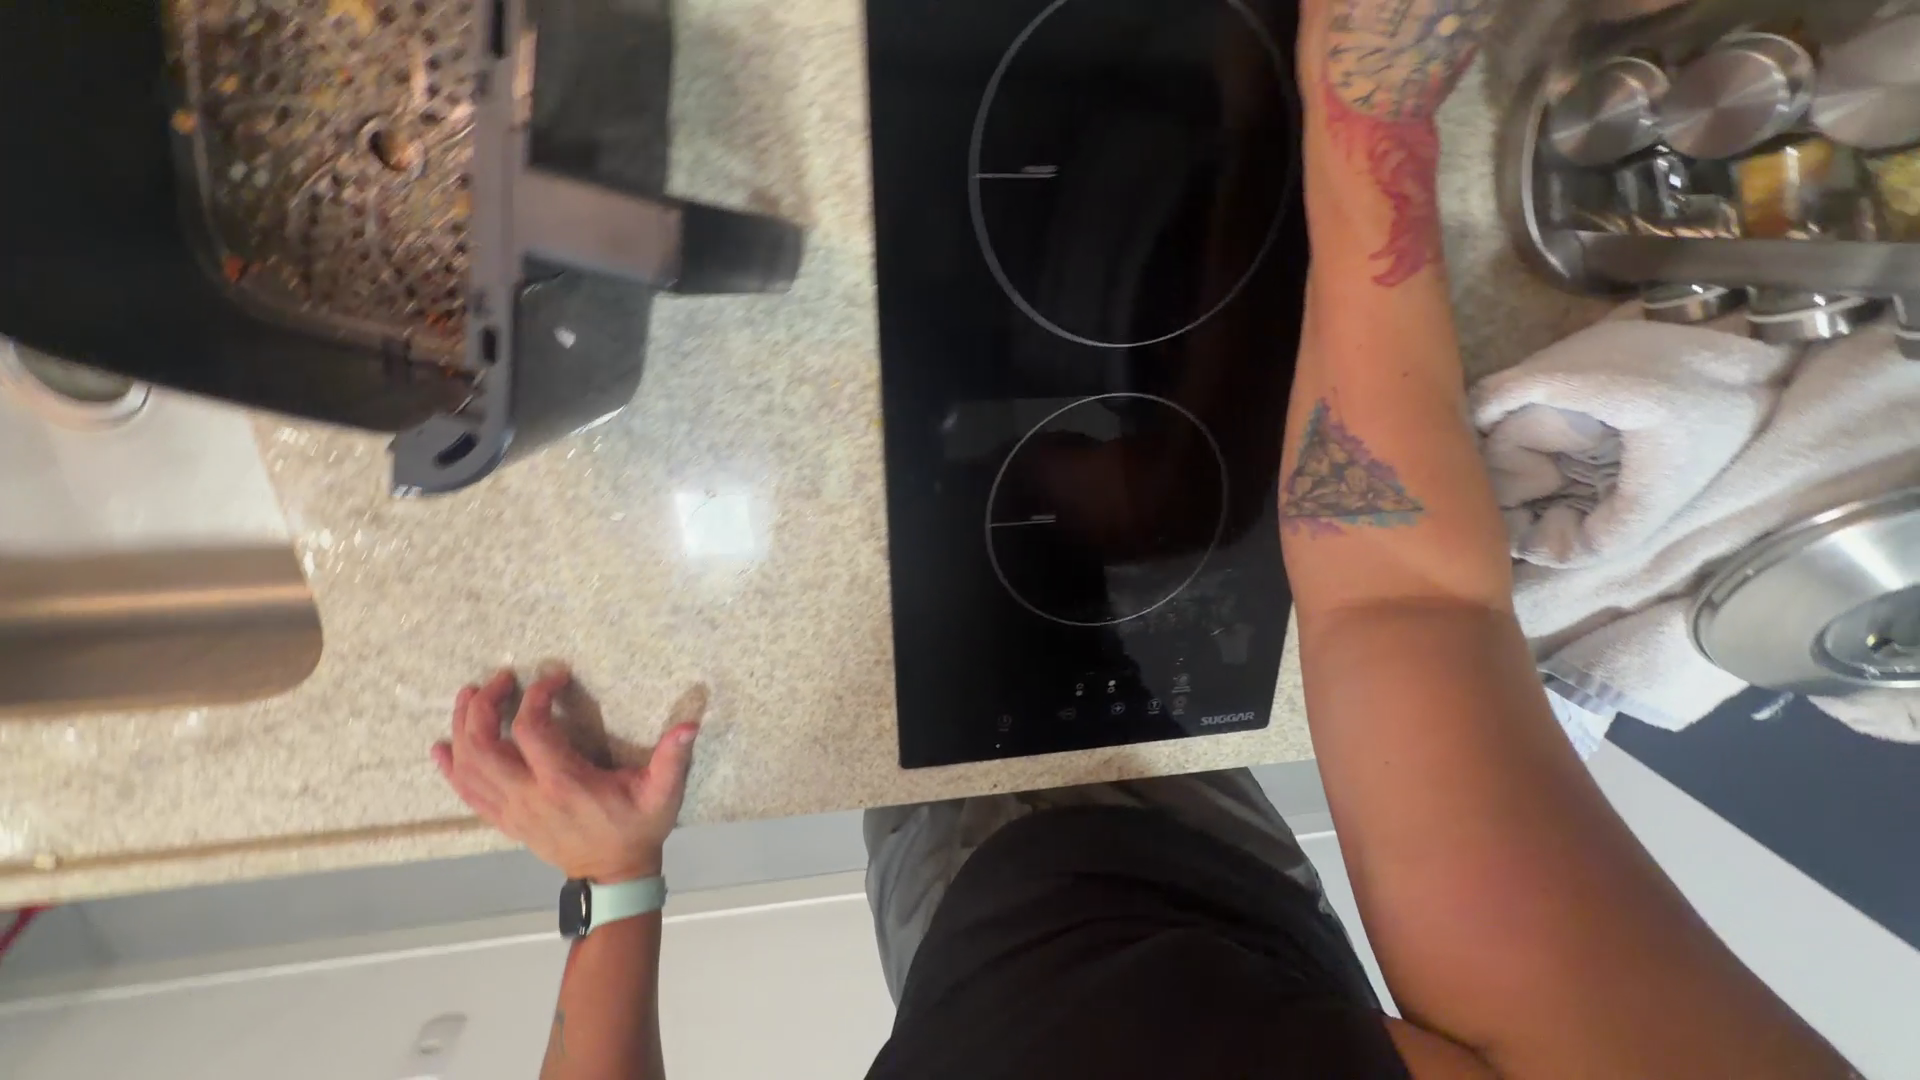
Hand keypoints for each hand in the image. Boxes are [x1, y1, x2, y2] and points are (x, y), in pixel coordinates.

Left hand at [432, 664, 701, 883]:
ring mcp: (511, 810)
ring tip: (470, 695)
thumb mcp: (663, 793)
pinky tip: (441, 747)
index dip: (536, 696)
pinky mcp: (505, 820)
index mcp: (563, 783)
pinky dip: (450, 768)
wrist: (612, 875)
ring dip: (463, 727)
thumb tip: (690, 724)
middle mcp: (528, 796)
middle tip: (500, 678)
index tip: (555, 675)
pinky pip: (466, 793)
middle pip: (482, 746)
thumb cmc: (638, 828)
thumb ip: (673, 757)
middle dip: (484, 706)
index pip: (531, 731)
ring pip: (468, 767)